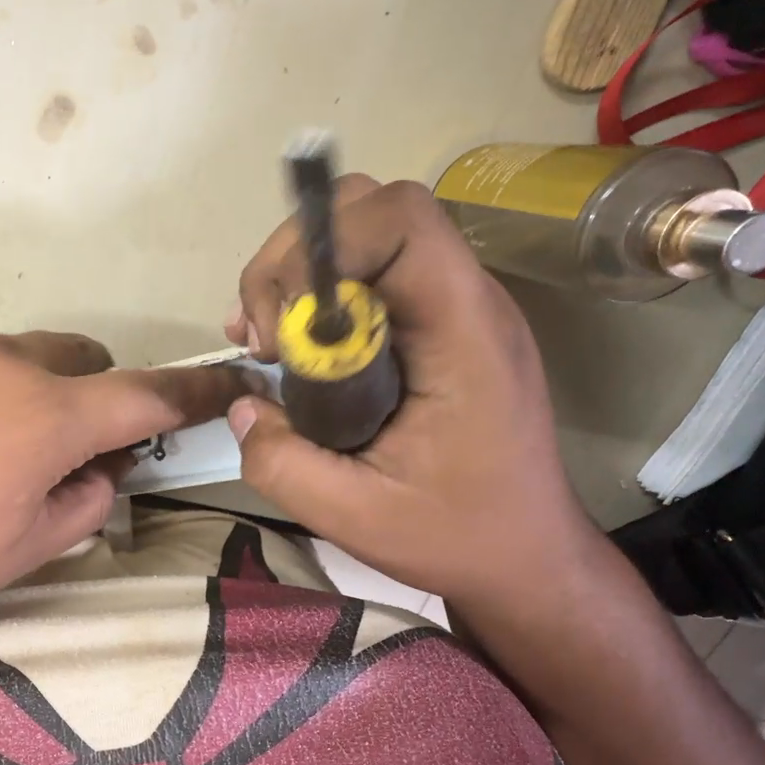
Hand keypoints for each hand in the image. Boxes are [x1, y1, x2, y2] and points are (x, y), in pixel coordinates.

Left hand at [0, 323, 255, 636]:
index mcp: (45, 415)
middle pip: (76, 356)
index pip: (144, 394)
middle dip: (82, 396)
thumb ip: (85, 500)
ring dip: (8, 391)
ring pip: (5, 354)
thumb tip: (101, 467)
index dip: (191, 394)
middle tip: (46, 450)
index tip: (223, 387)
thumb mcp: (23, 550)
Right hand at [226, 177, 600, 607]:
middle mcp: (463, 301)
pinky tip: (285, 350)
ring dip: (295, 276)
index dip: (324, 246)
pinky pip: (366, 275)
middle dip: (295, 258)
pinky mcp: (430, 327)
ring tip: (264, 346)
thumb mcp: (353, 517)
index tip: (281, 327)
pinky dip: (311, 296)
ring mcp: (449, 310)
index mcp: (462, 333)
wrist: (523, 555)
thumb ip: (283, 464)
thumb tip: (242, 406)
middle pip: (372, 209)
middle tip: (262, 338)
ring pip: (363, 234)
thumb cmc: (454, 537)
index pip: (401, 221)